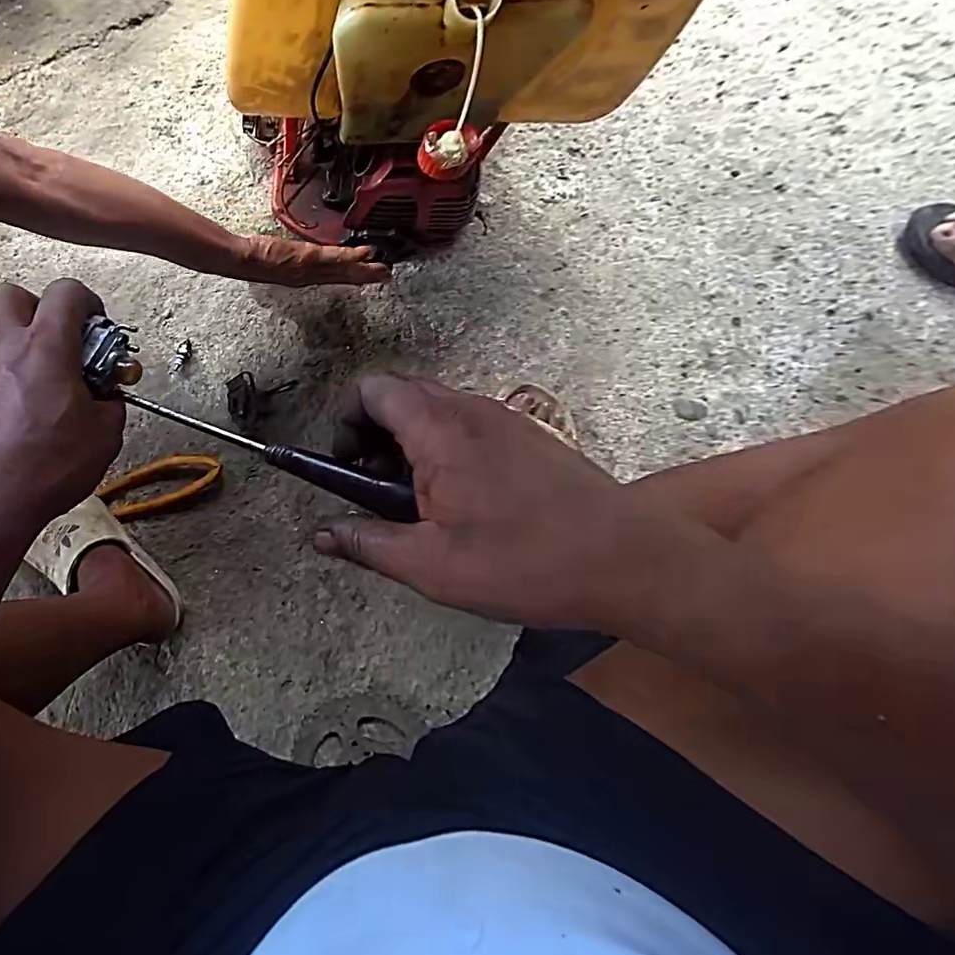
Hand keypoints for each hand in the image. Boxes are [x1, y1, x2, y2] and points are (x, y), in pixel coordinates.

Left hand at [0, 280, 124, 526]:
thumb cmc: (43, 467)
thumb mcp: (104, 436)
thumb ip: (111, 404)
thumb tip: (108, 398)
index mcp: (46, 347)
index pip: (66, 292)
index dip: (88, 302)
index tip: (97, 325)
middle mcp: (3, 347)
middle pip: (12, 294)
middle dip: (38, 308)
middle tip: (60, 340)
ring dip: (13, 335)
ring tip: (36, 369)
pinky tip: (15, 401)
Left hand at [233, 235, 390, 286]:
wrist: (244, 260)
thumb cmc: (258, 257)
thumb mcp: (280, 258)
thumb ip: (296, 257)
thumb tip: (304, 254)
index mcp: (305, 276)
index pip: (334, 277)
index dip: (353, 277)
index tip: (371, 276)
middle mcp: (310, 276)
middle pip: (342, 277)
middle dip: (365, 277)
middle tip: (387, 276)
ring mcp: (309, 268)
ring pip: (341, 269)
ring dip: (363, 270)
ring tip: (383, 269)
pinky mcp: (306, 258)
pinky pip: (333, 258)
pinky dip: (350, 256)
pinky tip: (365, 254)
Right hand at [312, 374, 711, 630]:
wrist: (629, 562)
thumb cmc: (529, 561)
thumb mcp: (431, 565)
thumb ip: (368, 543)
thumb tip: (325, 534)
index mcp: (440, 430)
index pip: (373, 388)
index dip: (346, 419)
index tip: (347, 462)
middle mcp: (471, 410)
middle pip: (401, 393)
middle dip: (373, 431)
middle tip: (375, 483)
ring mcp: (504, 419)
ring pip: (434, 409)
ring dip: (408, 442)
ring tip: (418, 499)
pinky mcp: (527, 436)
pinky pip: (467, 424)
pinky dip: (443, 447)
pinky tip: (460, 500)